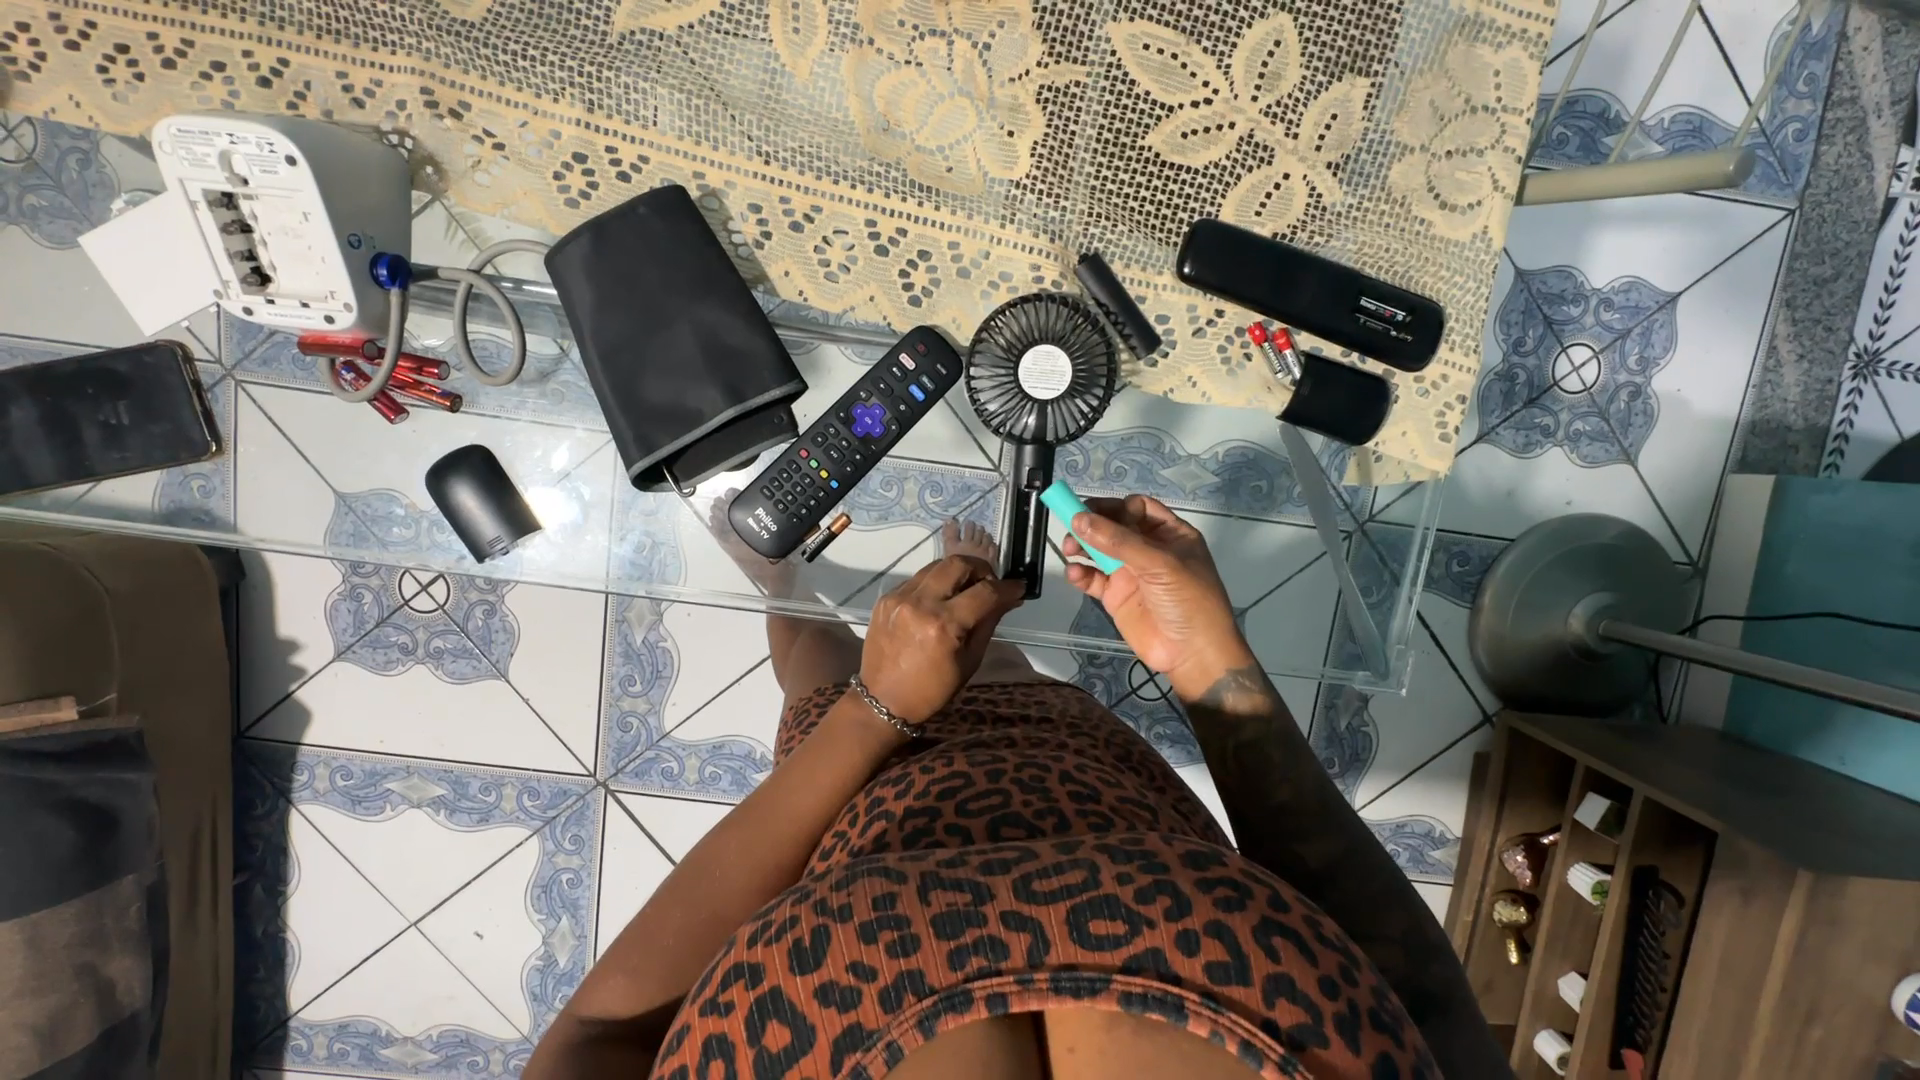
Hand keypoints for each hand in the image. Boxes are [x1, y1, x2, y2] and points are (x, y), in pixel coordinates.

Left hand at [860, 554, 1025, 722]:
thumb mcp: (970, 661)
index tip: (1018, 587)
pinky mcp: (886, 598)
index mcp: (944, 625)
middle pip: (958, 563)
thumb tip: (1008, 599)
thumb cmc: (932, 689)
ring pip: (936, 566)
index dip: (1007, 587)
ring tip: (965, 589)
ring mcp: (900, 597)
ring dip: (957, 572)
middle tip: (989, 584)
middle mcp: (921, 603)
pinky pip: (917, 579)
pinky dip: (934, 584)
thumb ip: (989, 623)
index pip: (985, 592)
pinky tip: (939, 601)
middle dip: (981, 569)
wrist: (882, 700)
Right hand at [1062, 495, 1253, 685]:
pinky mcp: (1116, 596)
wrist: (1193, 653)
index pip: (1137, 508)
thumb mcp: (1159, 564)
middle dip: (1092, 524)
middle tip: (1071, 526)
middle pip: (1113, 526)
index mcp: (1170, 534)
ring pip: (1099, 550)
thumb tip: (1078, 519)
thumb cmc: (1188, 600)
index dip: (1115, 507)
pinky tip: (1074, 574)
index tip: (1091, 511)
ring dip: (1081, 546)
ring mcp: (1131, 573)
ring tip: (1068, 549)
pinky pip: (1093, 579)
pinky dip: (1080, 574)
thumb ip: (1118, 541)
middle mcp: (1148, 549)